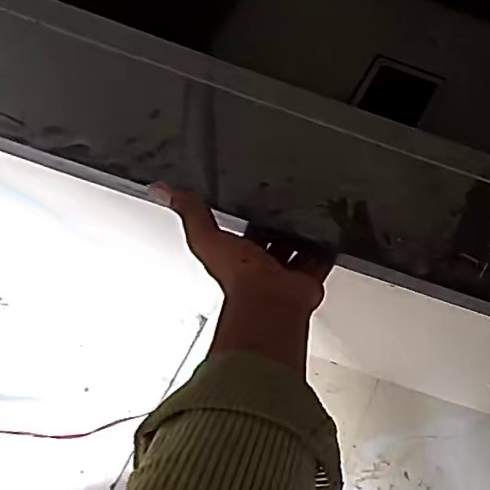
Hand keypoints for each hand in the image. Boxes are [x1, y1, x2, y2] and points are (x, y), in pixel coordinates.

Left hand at [151, 183, 328, 369]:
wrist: (271, 299)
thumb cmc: (239, 276)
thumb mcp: (206, 236)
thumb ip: (191, 213)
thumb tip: (161, 191)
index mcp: (235, 254)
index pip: (239, 233)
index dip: (243, 221)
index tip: (248, 205)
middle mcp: (260, 265)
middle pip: (269, 242)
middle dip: (275, 229)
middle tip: (283, 211)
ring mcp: (285, 272)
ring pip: (294, 251)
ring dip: (301, 239)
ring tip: (309, 220)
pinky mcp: (307, 278)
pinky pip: (318, 261)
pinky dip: (324, 252)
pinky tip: (328, 239)